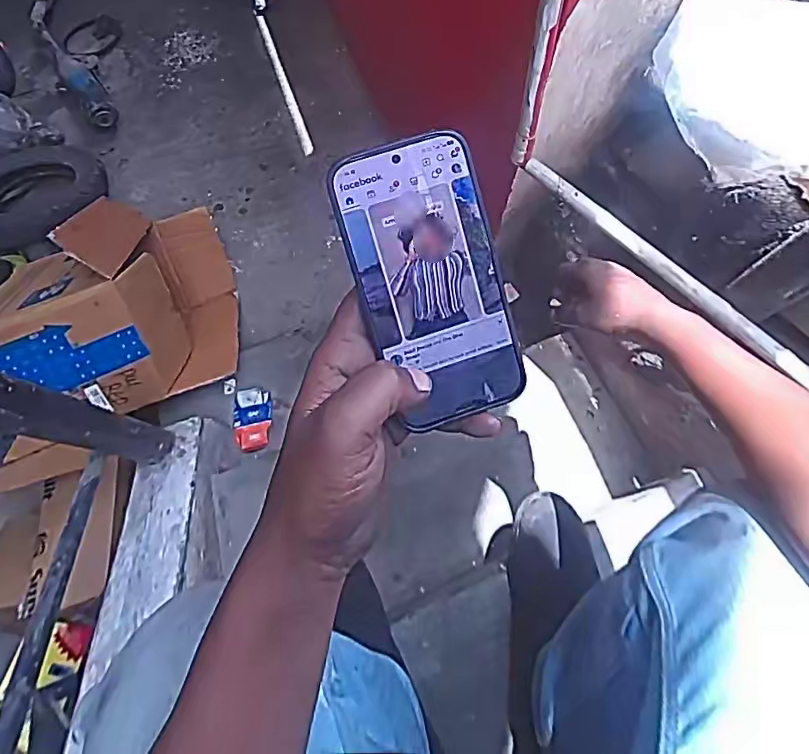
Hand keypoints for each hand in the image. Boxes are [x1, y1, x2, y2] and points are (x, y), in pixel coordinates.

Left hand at [255, 292, 499, 580]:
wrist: (318, 547)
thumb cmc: (315, 491)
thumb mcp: (339, 431)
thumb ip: (378, 390)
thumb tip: (421, 377)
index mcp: (339, 363)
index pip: (366, 304)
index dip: (396, 279)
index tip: (433, 262)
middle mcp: (359, 374)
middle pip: (404, 331)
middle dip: (440, 317)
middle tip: (481, 305)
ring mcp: (379, 400)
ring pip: (424, 366)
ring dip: (457, 363)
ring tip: (493, 355)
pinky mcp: (396, 426)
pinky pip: (434, 406)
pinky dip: (459, 410)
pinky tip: (483, 419)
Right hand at [553, 259, 671, 336]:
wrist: (657, 322)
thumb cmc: (624, 315)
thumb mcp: (586, 317)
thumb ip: (568, 312)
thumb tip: (559, 312)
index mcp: (595, 268)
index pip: (569, 267)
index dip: (560, 278)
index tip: (556, 287)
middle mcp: (610, 267)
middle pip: (586, 271)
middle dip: (575, 283)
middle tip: (567, 296)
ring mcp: (626, 275)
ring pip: (601, 278)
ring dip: (591, 289)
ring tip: (586, 306)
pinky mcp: (637, 287)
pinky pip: (614, 287)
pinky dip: (606, 295)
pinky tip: (606, 310)